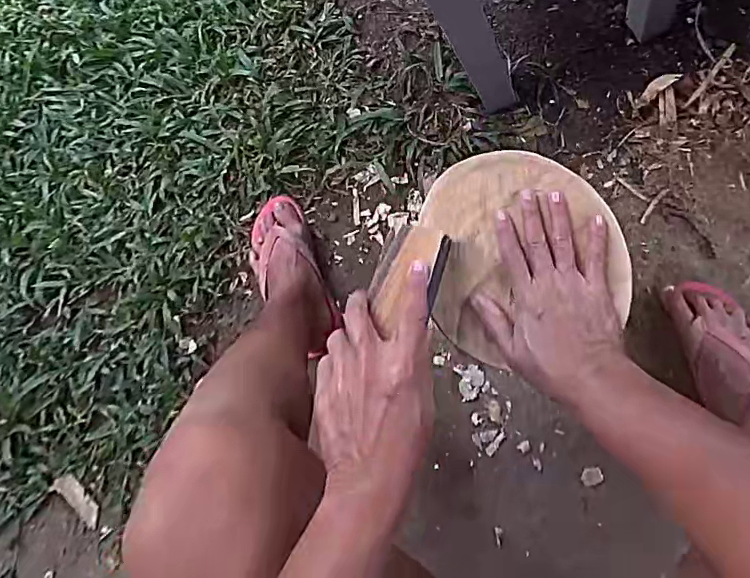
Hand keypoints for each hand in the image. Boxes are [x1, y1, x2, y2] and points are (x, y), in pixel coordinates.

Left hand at [310, 263, 433, 515]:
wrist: (367, 481)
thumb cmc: (405, 443)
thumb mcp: (425, 397)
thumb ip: (415, 361)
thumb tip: (413, 340)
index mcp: (404, 358)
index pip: (412, 308)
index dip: (416, 283)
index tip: (417, 267)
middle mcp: (371, 356)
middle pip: (359, 308)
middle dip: (361, 302)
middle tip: (365, 304)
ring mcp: (343, 370)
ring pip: (337, 331)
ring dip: (345, 330)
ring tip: (351, 339)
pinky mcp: (324, 386)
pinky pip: (326, 358)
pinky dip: (333, 358)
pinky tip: (340, 369)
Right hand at [470, 189, 623, 404]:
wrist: (592, 376)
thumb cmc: (553, 369)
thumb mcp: (513, 352)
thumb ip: (495, 322)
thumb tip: (476, 299)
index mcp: (528, 297)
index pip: (513, 257)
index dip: (506, 234)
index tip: (500, 214)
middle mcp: (550, 282)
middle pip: (537, 241)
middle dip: (530, 214)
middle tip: (526, 193)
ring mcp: (575, 282)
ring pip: (564, 241)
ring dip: (559, 216)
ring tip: (555, 194)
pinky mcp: (597, 287)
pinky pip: (597, 257)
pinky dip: (597, 237)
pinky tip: (596, 218)